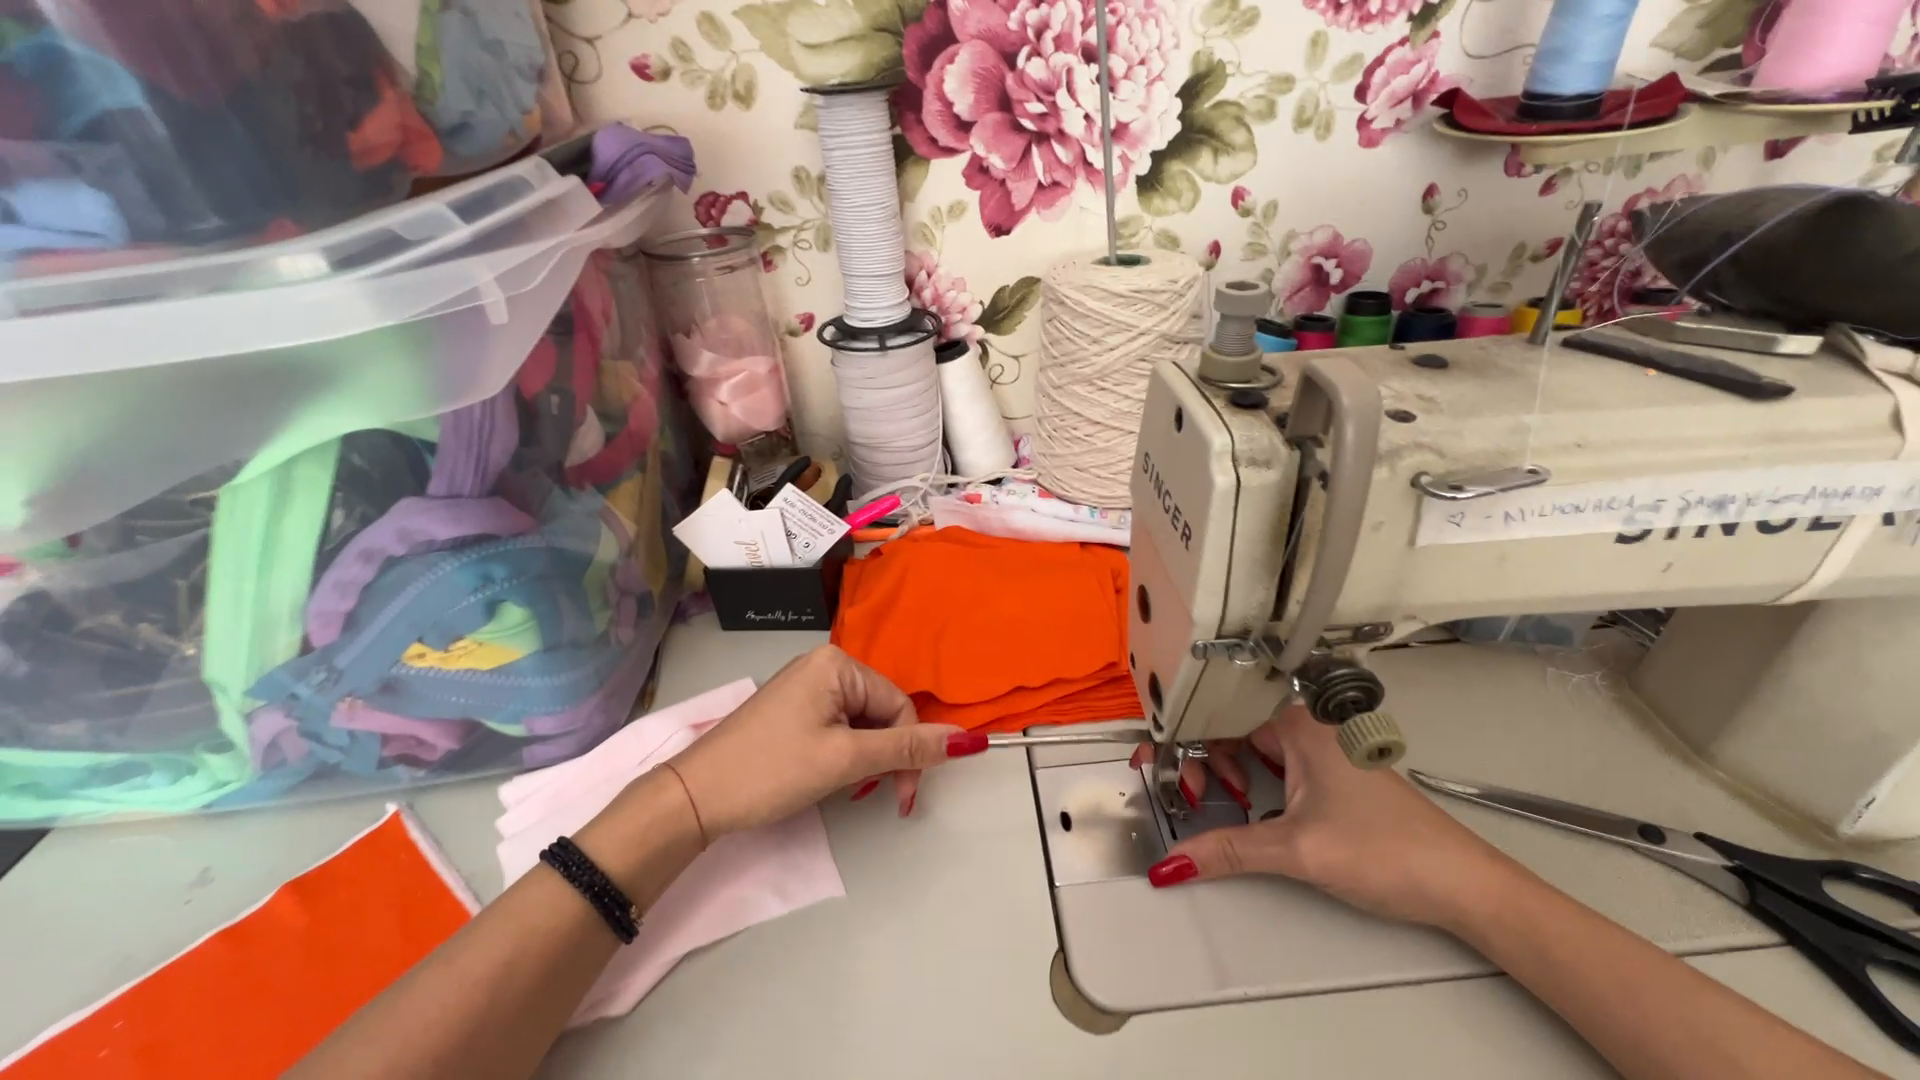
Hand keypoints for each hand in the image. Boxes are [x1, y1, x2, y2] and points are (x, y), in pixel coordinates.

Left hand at [668, 646, 986, 837]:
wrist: (696, 796)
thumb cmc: (771, 770)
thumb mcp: (845, 760)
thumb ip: (907, 748)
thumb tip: (970, 740)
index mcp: (837, 663)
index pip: (899, 706)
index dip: (909, 751)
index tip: (901, 797)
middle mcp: (823, 666)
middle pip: (882, 712)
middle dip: (887, 756)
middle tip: (876, 796)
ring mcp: (805, 688)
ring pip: (862, 724)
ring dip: (866, 759)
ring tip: (846, 788)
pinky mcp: (793, 711)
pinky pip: (838, 727)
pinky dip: (845, 755)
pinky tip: (830, 777)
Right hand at [1144, 703, 1523, 929]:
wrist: (1463, 884)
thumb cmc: (1388, 851)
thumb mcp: (1297, 850)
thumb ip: (1228, 851)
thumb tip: (1170, 864)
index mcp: (1299, 723)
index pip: (1219, 717)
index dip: (1178, 739)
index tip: (1148, 763)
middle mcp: (1308, 725)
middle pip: (1231, 728)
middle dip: (1202, 760)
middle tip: (1193, 798)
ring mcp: (1321, 748)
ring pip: (1251, 746)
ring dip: (1227, 771)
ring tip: (1223, 801)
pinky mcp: (1331, 773)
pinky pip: (1273, 762)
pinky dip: (1251, 780)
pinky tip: (1249, 804)